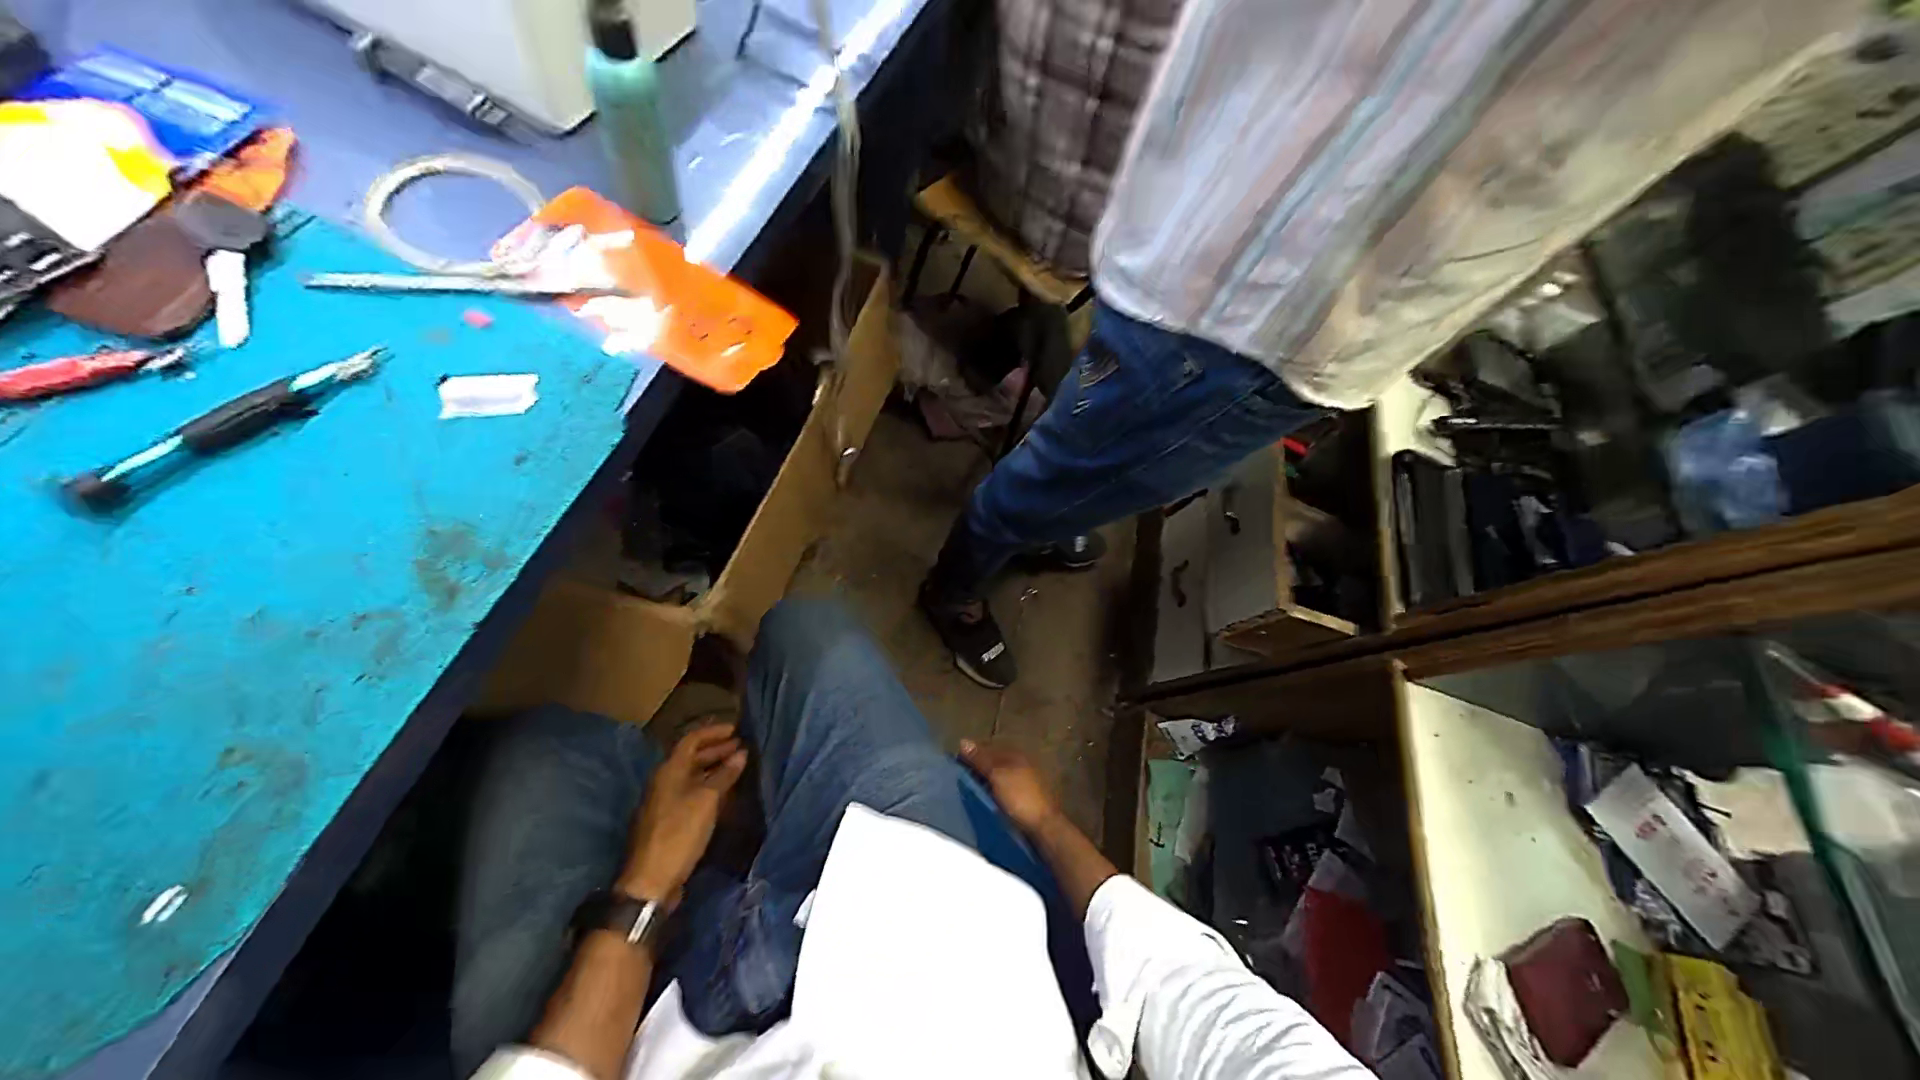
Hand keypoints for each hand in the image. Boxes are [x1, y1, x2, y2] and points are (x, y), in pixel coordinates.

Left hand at [619, 723, 749, 905]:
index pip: (691, 740)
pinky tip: (727, 793)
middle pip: (691, 758)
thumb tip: (740, 754)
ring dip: (715, 769)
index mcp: (669, 771)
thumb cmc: (679, 833)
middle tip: (742, 747)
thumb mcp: (706, 801)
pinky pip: (692, 794)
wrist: (652, 881)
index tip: (736, 729)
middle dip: (717, 750)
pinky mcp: (670, 821)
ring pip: (693, 777)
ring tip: (739, 767)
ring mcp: (665, 803)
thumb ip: (724, 775)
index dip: (713, 732)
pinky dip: (710, 788)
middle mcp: (664, 782)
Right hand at [959, 739, 1059, 835]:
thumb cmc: (1020, 797)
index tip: (953, 765)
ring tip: (966, 792)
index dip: (970, 755)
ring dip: (984, 782)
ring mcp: (1024, 782)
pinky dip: (992, 793)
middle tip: (957, 780)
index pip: (987, 748)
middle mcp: (1020, 764)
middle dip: (976, 769)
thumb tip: (963, 741)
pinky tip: (983, 801)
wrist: (1044, 828)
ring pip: (997, 778)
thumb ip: (980, 759)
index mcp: (1014, 755)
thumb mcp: (997, 775)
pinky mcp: (1024, 799)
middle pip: (992, 763)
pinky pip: (1002, 791)